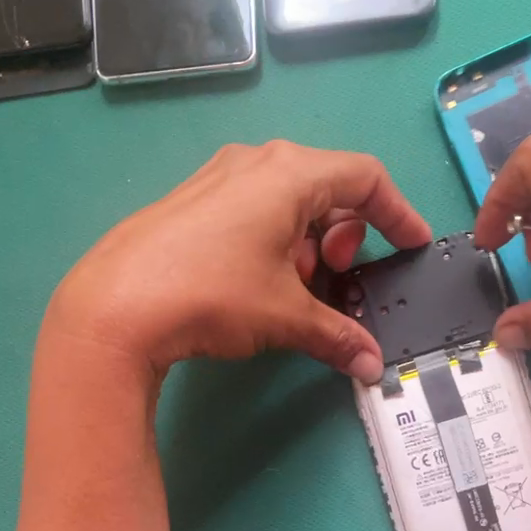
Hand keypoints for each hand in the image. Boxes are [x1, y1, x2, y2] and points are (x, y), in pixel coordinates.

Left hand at [44, 141, 432, 383]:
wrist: (118, 305)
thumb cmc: (214, 295)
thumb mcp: (287, 317)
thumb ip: (338, 337)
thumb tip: (372, 367)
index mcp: (290, 174)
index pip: (365, 179)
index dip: (397, 212)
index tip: (411, 244)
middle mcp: (256, 163)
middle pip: (326, 190)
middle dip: (344, 238)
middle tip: (333, 279)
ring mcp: (218, 179)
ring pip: (287, 203)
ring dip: (306, 246)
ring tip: (293, 291)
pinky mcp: (190, 203)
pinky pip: (253, 212)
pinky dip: (273, 244)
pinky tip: (255, 286)